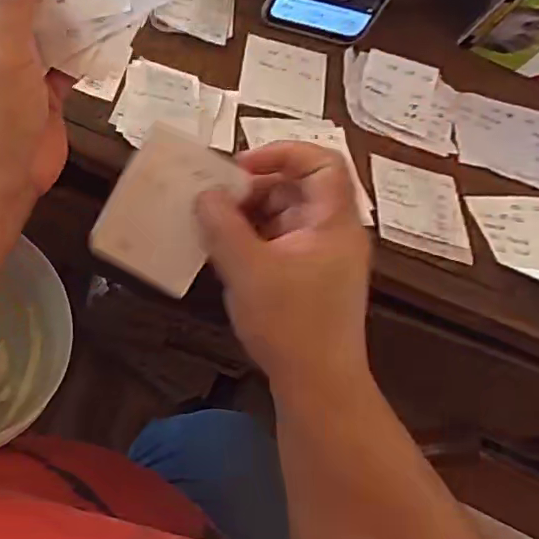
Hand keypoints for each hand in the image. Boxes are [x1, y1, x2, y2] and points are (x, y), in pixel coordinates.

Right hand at [196, 142, 372, 394]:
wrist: (319, 386)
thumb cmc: (290, 324)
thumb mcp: (247, 270)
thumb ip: (222, 226)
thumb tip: (206, 194)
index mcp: (333, 221)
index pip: (322, 162)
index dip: (283, 152)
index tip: (242, 168)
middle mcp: (332, 232)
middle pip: (296, 188)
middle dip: (253, 189)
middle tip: (214, 201)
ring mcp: (321, 256)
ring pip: (283, 216)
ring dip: (247, 216)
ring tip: (212, 228)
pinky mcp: (308, 278)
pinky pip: (278, 242)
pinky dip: (251, 240)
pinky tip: (224, 253)